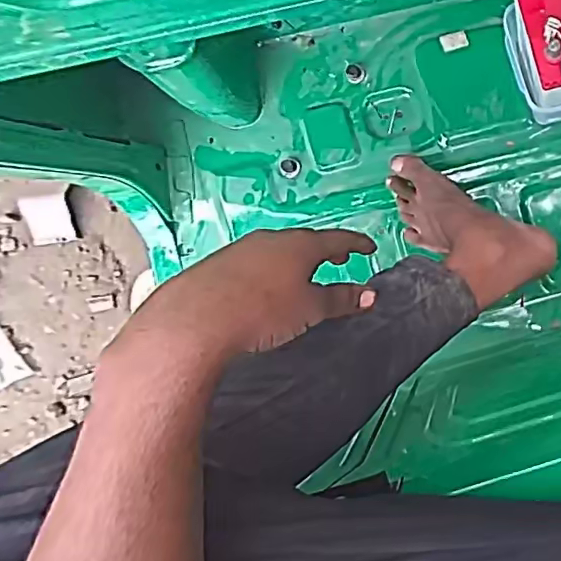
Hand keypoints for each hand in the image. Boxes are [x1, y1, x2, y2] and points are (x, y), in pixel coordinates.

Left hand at [105, 228, 377, 376]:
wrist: (194, 322)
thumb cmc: (254, 311)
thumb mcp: (311, 309)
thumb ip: (342, 299)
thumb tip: (366, 295)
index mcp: (299, 245)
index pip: (337, 238)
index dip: (356, 244)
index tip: (366, 248)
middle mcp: (270, 241)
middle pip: (306, 242)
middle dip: (326, 251)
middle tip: (339, 259)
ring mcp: (242, 251)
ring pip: (278, 251)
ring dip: (295, 262)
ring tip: (304, 278)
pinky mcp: (219, 267)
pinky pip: (254, 263)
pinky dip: (269, 272)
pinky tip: (266, 291)